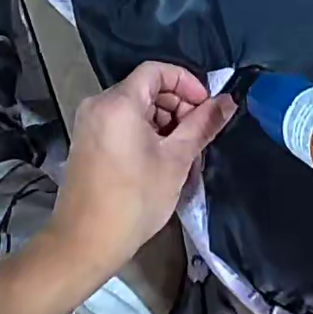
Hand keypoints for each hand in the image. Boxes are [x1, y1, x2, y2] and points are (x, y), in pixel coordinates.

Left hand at [43, 62, 235, 278]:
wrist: (85, 242)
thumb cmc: (134, 200)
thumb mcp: (176, 160)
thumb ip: (203, 125)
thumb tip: (227, 102)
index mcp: (118, 103)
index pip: (156, 70)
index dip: (186, 82)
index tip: (206, 106)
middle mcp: (98, 104)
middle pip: (145, 87)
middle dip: (177, 103)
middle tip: (198, 131)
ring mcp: (89, 123)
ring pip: (135, 105)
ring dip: (164, 119)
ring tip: (183, 149)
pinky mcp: (87, 141)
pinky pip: (122, 121)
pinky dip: (145, 129)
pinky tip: (161, 156)